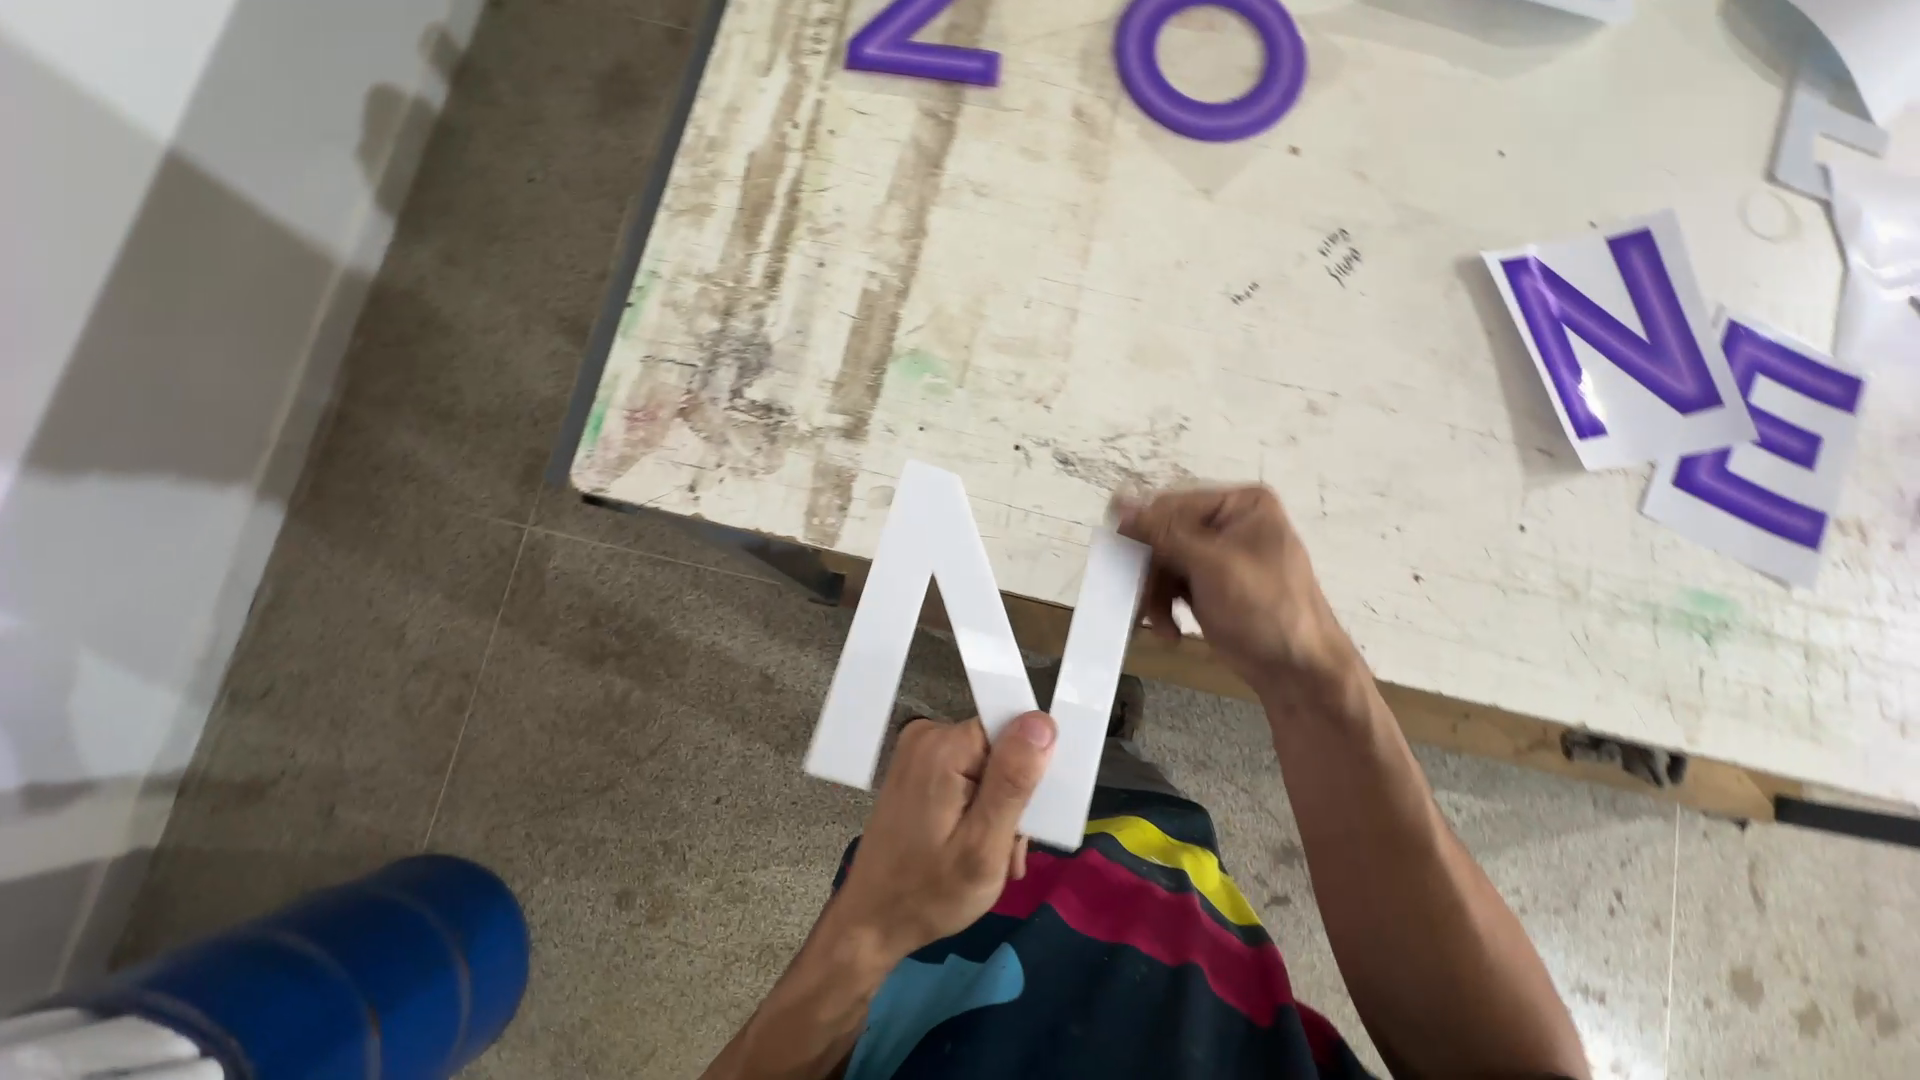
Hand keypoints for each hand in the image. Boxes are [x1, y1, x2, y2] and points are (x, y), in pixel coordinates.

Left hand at [832, 713, 1056, 962]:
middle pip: (1001, 749)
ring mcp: (920, 752)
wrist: (872, 921)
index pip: (1013, 730)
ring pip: (988, 767)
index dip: (1028, 773)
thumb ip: (1014, 781)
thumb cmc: (930, 893)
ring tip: (995, 858)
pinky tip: (976, 847)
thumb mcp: (984, 845)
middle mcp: (928, 736)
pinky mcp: (918, 769)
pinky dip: (980, 810)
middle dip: (1014, 800)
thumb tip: (1041, 721)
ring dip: (1000, 811)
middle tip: (1009, 852)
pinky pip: (968, 775)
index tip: (1026, 821)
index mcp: (944, 746)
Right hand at [1117, 486, 1357, 696]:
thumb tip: (1118, 501)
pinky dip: (1165, 608)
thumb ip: (1164, 533)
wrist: (1299, 671)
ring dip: (1155, 595)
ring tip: (1158, 625)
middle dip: (1151, 572)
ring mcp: (1220, 556)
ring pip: (1163, 563)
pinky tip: (1169, 631)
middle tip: (1136, 599)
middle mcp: (1229, 523)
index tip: (1116, 559)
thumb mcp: (1212, 565)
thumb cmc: (1265, 609)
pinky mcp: (1211, 586)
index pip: (1173, 506)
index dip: (1143, 531)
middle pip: (1164, 535)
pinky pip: (1172, 586)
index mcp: (1241, 504)